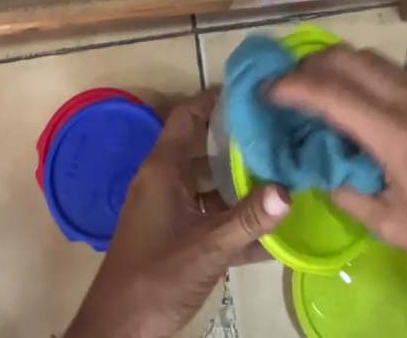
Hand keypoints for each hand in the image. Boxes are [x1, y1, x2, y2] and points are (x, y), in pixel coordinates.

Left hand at [67, 90, 288, 337]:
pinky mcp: (173, 237)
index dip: (213, 100)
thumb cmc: (156, 278)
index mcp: (162, 170)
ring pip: (206, 183)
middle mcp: (163, 182)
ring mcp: (167, 210)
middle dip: (236, 140)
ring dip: (237, 179)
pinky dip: (232, 217)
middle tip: (276, 132)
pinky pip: (207, 215)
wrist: (117, 332)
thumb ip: (248, 219)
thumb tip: (289, 189)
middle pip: (200, 147)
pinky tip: (269, 228)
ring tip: (280, 171)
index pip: (187, 117)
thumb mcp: (207, 247)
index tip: (250, 93)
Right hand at [270, 45, 406, 276]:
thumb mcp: (393, 226)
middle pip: (346, 58)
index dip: (291, 87)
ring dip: (335, 65)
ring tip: (315, 86)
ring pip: (369, 57)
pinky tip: (359, 98)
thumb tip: (317, 163)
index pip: (330, 93)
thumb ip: (347, 189)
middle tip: (286, 85)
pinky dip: (364, 74)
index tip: (266, 90)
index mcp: (395, 135)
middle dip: (308, 66)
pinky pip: (392, 69)